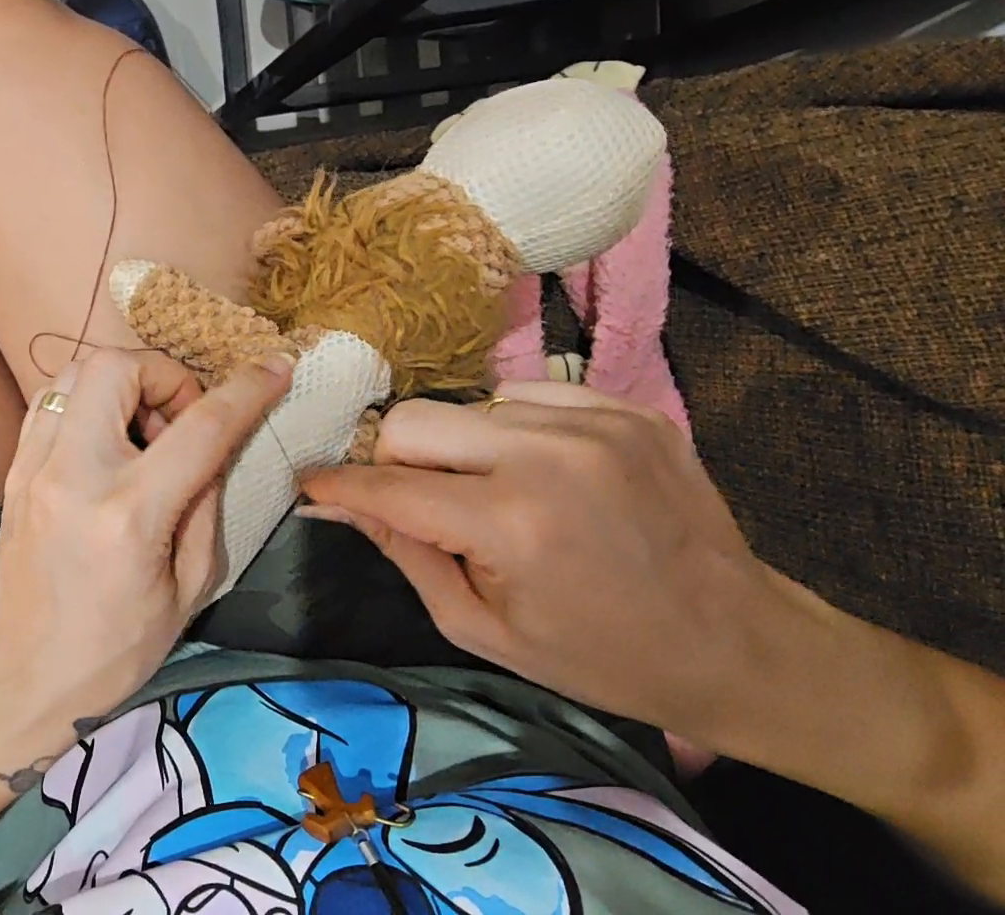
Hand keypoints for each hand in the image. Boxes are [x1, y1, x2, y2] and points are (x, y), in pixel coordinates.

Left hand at [0, 348, 292, 768]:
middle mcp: (72, 474)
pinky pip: (51, 402)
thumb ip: (207, 505)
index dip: (247, 390)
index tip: (275, 369)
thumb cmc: (116, 646)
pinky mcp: (13, 471)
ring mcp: (32, 467)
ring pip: (75, 372)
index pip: (198, 428)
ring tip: (142, 435)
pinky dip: (88, 403)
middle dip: (164, 376)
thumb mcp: (188, 586)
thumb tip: (214, 448)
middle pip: (116, 367)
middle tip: (180, 422)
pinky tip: (107, 445)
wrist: (24, 674)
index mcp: (128, 513)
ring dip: (123, 385)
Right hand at [299, 380, 840, 743]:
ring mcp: (596, 422)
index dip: (337, 483)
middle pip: (413, 418)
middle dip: (395, 460)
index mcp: (510, 522)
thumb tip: (334, 500)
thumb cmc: (595, 655)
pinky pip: (523, 395)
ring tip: (489, 491)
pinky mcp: (627, 408)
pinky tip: (538, 472)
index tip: (311, 482)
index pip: (387, 483)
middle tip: (419, 502)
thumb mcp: (477, 625)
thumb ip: (401, 550)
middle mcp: (548, 455)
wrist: (740, 645)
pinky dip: (509, 430)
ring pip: (465, 404)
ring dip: (457, 447)